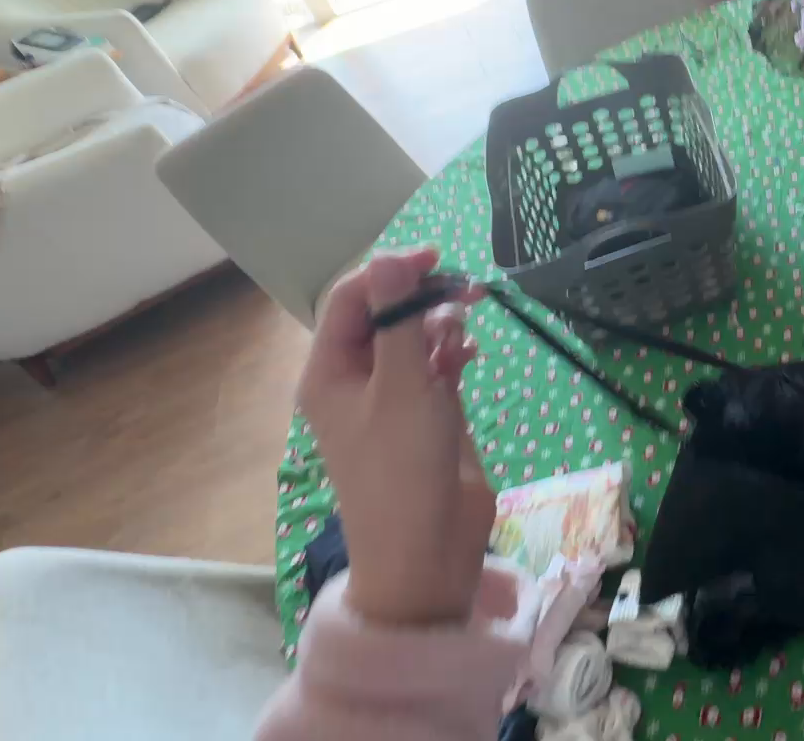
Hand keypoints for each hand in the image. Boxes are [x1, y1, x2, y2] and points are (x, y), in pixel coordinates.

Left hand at [298, 247, 494, 627]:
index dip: (392, 272)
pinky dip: (454, 351)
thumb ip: (399, 319)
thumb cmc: (404, 465)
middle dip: (424, 296)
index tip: (439, 260)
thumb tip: (393, 257)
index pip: (353, 299)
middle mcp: (357, 377)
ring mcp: (393, 395)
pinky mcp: (426, 411)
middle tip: (470, 290)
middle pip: (385, 313)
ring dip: (442, 323)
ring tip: (469, 331)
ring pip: (414, 336)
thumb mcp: (402, 387)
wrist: (426, 546)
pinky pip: (436, 363)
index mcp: (331, 371)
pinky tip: (471, 355)